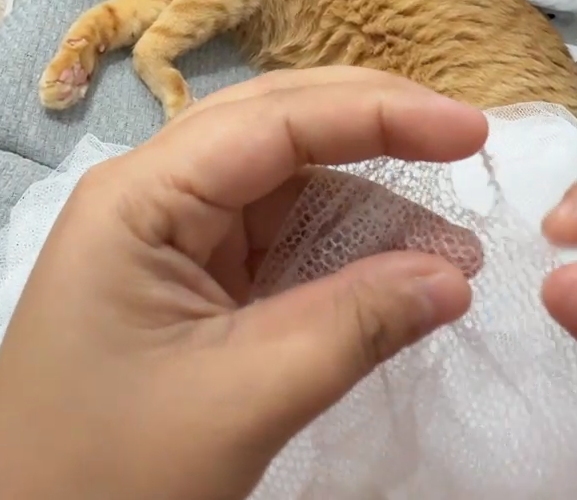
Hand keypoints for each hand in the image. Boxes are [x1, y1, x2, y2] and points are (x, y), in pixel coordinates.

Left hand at [0, 68, 488, 499]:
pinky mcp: (182, 275)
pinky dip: (334, 245)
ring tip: (444, 239)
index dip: (378, 113)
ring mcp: (164, 232)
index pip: (274, 121)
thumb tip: (454, 274)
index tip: (470, 128)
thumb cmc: (107, 476)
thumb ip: (353, 324)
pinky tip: (388, 264)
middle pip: (272, 126)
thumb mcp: (239, 401)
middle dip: (369, 127)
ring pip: (277, 180)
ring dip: (361, 196)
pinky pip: (269, 235)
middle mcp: (150, 191)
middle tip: (460, 141)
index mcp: (141, 194)